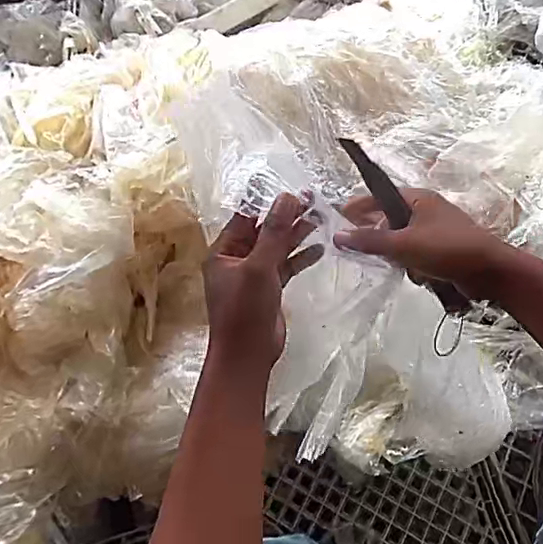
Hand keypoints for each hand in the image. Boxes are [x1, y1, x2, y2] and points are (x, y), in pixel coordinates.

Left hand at [205, 192, 322, 363]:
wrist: (247, 355)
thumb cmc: (244, 310)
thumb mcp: (259, 267)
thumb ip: (274, 232)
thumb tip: (287, 198)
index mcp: (223, 252)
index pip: (246, 217)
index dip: (268, 202)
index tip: (292, 188)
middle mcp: (237, 260)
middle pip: (264, 230)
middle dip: (287, 215)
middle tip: (313, 199)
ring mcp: (254, 274)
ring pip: (277, 246)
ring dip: (296, 233)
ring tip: (320, 217)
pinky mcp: (270, 288)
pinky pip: (286, 265)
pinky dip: (300, 256)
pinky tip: (318, 247)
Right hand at [333, 188, 525, 300]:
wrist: (489, 271)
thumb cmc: (447, 248)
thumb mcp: (403, 244)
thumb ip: (370, 241)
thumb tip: (339, 235)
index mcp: (418, 198)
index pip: (379, 196)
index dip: (359, 206)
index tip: (339, 217)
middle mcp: (426, 210)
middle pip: (390, 221)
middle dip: (381, 239)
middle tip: (365, 251)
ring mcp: (436, 231)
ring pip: (402, 243)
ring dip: (401, 258)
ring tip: (404, 266)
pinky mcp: (443, 251)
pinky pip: (417, 256)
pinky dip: (416, 267)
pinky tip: (421, 276)